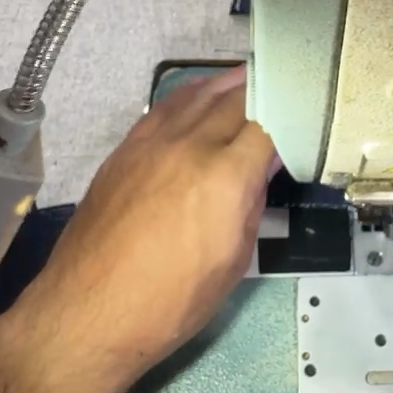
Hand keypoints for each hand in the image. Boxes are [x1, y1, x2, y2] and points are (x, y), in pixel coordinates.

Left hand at [0, 68, 276, 391]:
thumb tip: (263, 166)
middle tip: (285, 90)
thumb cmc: (172, 302)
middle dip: (264, 93)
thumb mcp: (234, 260)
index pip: (268, 123)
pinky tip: (202, 95)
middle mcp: (190, 146)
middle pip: (236, 100)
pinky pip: (166, 106)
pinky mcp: (126, 148)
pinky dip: (192, 94)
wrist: (88, 314)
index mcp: (225, 176)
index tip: (304, 115)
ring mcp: (153, 142)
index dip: (290, 114)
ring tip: (250, 77)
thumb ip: (254, 202)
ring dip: (228, 84)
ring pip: (199, 93)